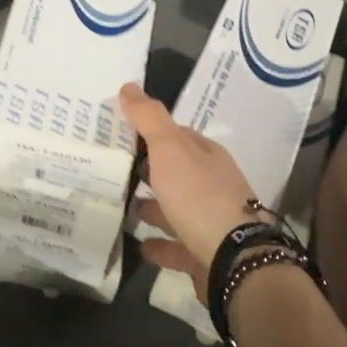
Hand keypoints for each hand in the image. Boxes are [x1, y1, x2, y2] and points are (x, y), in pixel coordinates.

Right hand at [119, 83, 266, 299]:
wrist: (233, 260)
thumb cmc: (199, 195)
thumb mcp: (170, 148)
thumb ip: (149, 117)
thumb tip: (128, 86)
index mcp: (208, 156)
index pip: (177, 136)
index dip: (150, 132)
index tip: (119, 134)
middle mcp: (213, 185)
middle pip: (176, 173)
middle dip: (148, 170)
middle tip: (112, 169)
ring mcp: (211, 221)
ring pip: (175, 209)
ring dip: (151, 208)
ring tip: (119, 207)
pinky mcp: (205, 254)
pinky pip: (175, 245)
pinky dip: (157, 244)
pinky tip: (138, 244)